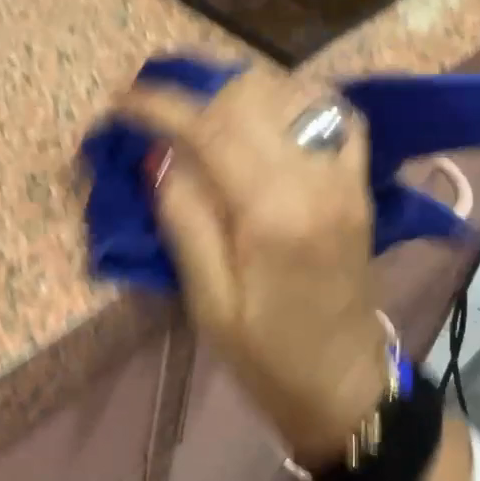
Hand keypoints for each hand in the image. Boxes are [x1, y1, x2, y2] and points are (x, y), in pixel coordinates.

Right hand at [113, 66, 389, 464]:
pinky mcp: (357, 183)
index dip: (160, 105)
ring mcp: (343, 177)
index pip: (209, 129)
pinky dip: (298, 101)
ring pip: (289, 94)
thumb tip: (159, 152)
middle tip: (157, 106)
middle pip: (249, 98)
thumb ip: (183, 218)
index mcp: (272, 213)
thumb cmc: (266, 353)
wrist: (346, 389)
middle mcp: (314, 180)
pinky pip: (336, 115)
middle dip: (195, 91)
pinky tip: (267, 115)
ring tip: (202, 109)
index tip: (122, 100)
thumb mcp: (207, 300)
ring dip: (239, 92)